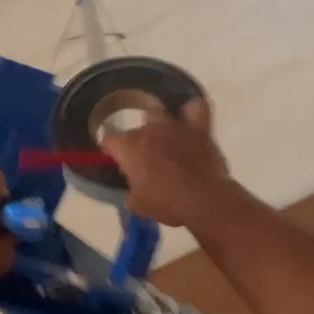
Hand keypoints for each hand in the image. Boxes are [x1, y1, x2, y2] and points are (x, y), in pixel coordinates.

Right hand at [102, 98, 236, 227]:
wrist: (204, 199)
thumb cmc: (166, 203)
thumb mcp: (137, 205)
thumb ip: (132, 190)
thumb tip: (135, 189)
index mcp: (129, 147)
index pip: (109, 139)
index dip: (111, 150)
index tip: (116, 161)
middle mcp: (148, 130)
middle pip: (135, 130)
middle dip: (137, 143)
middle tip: (144, 162)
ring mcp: (174, 126)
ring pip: (160, 114)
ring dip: (159, 127)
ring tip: (164, 140)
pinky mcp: (199, 129)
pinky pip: (195, 109)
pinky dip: (190, 110)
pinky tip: (188, 117)